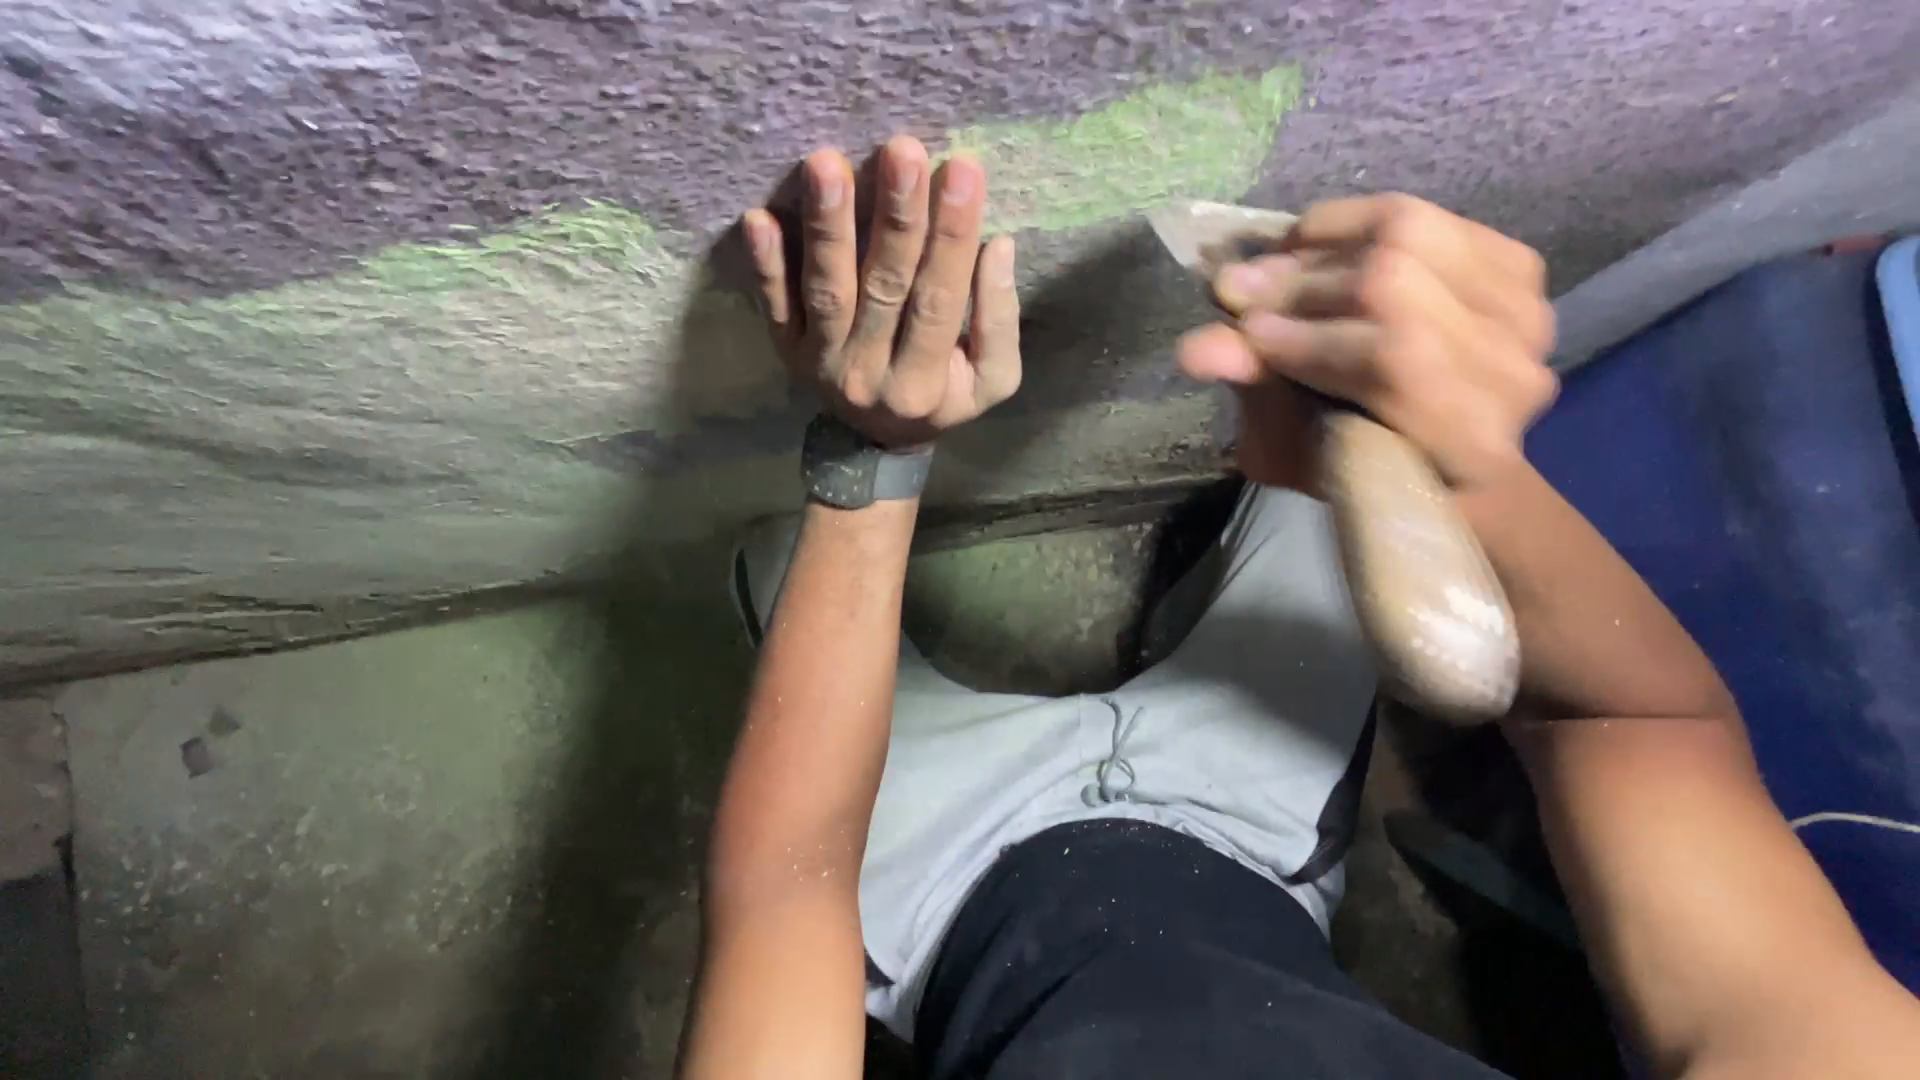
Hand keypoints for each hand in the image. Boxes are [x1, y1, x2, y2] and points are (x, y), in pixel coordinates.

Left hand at [741, 136, 1021, 448]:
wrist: (877, 441)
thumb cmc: (942, 398)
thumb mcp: (990, 382)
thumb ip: (1000, 323)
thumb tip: (998, 247)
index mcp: (923, 382)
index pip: (940, 300)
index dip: (952, 238)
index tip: (963, 170)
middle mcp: (868, 374)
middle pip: (883, 288)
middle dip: (896, 219)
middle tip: (902, 151)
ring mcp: (820, 361)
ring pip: (827, 291)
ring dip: (827, 228)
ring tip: (827, 165)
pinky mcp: (786, 348)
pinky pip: (773, 306)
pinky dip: (766, 264)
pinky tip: (759, 219)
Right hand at [1177, 194, 1557, 487]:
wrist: (1435, 449)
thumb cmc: (1353, 464)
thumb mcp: (1294, 449)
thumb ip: (1258, 394)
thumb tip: (1194, 349)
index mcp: (1467, 442)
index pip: (1391, 360)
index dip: (1304, 337)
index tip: (1238, 330)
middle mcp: (1514, 374)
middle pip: (1393, 288)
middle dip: (1298, 286)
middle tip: (1235, 290)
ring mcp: (1527, 313)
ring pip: (1406, 236)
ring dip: (1320, 248)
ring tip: (1269, 267)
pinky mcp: (1519, 266)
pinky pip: (1421, 215)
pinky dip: (1353, 224)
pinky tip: (1313, 248)